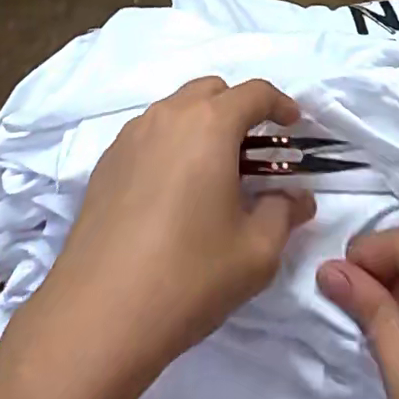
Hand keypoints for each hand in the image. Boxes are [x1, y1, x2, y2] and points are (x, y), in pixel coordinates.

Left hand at [0, 77, 315, 398]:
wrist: (102, 308)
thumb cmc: (190, 274)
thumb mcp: (256, 251)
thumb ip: (283, 213)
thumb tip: (297, 198)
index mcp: (208, 124)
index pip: (253, 92)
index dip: (280, 103)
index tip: (293, 125)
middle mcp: (167, 115)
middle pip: (210, 90)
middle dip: (239, 108)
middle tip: (256, 150)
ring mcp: (130, 134)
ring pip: (176, 108)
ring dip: (202, 124)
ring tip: (215, 172)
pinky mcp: (107, 159)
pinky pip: (149, 132)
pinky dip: (172, 142)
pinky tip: (175, 190)